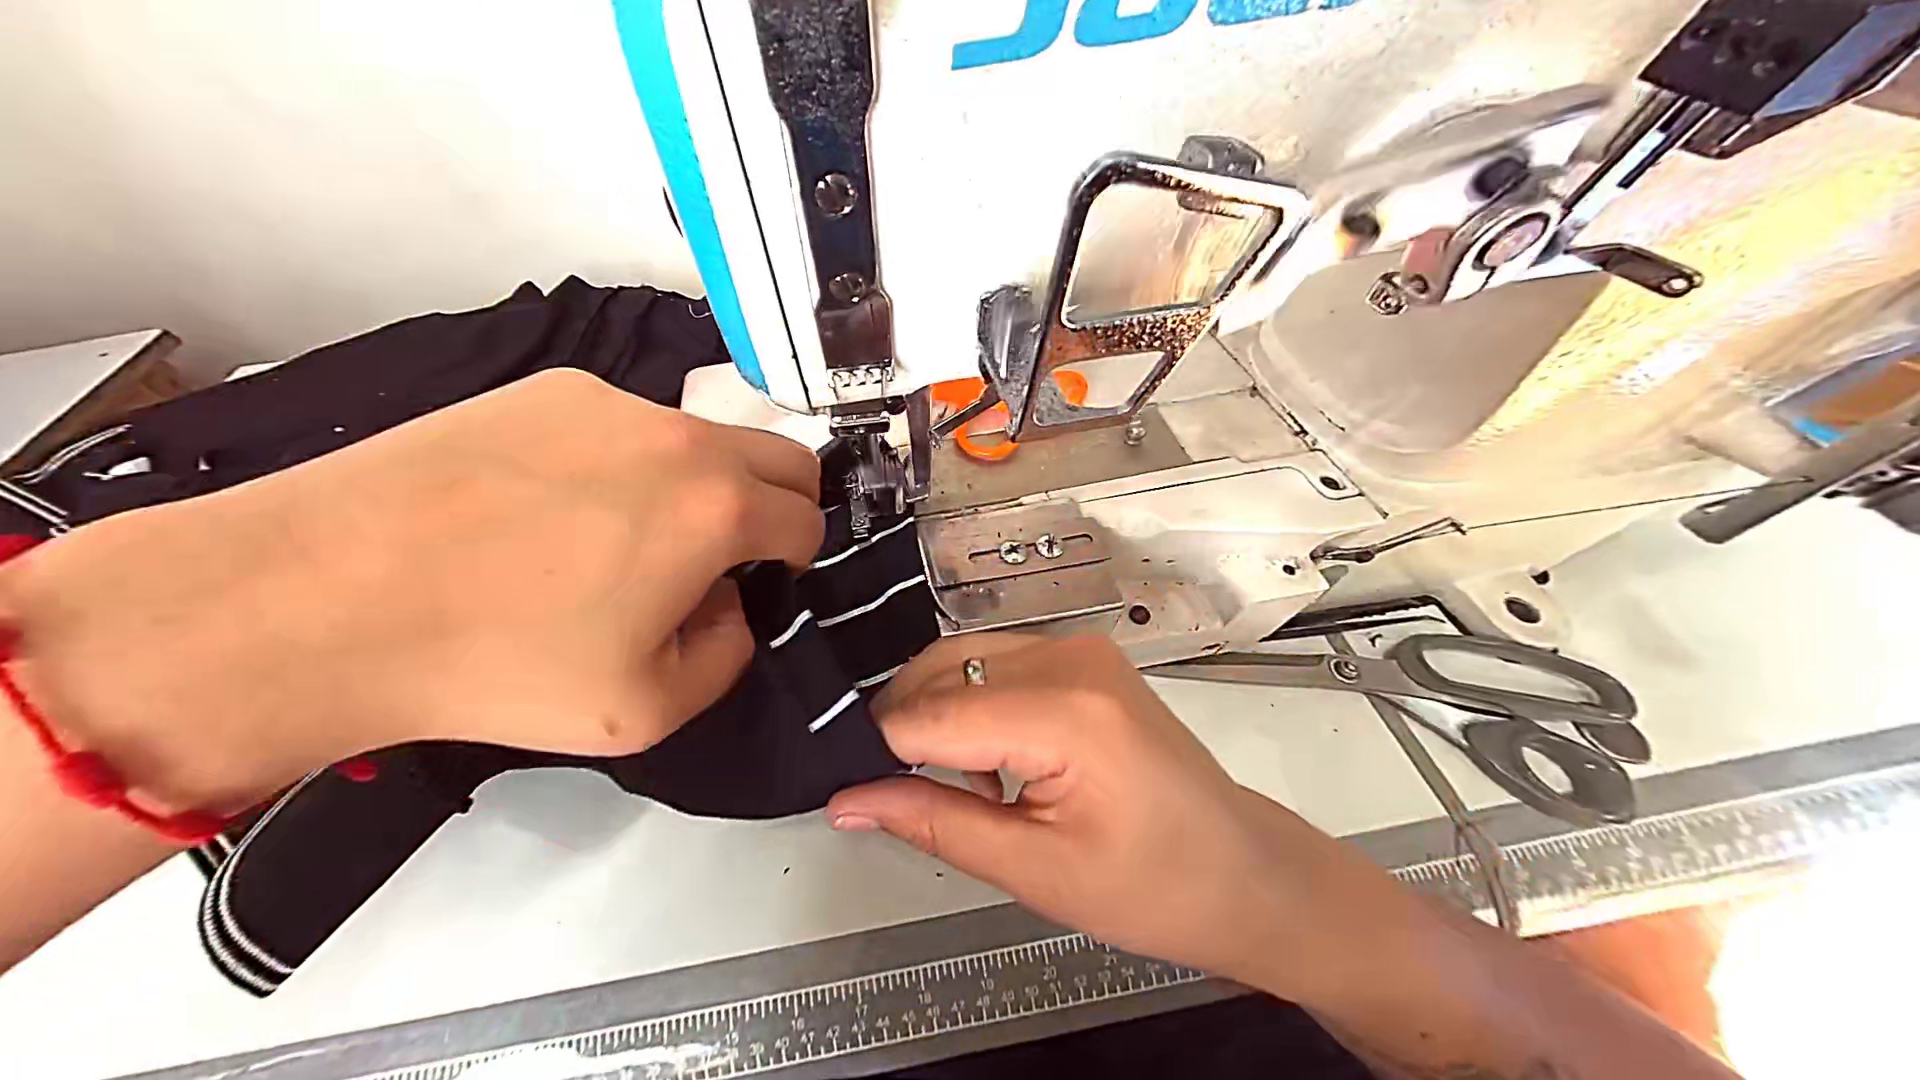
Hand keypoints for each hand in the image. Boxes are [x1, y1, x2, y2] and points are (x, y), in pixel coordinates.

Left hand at [0, 369, 823, 812]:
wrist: (317, 600)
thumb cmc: (500, 665)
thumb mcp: (649, 709)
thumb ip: (728, 656)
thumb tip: (727, 605)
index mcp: (718, 509)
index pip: (808, 520)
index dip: (797, 559)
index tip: (760, 583)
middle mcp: (680, 437)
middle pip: (786, 456)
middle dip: (782, 505)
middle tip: (733, 552)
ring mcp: (612, 402)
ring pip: (708, 436)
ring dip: (707, 482)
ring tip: (634, 533)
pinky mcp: (548, 389)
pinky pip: (631, 423)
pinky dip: (635, 461)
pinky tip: (566, 505)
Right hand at [825, 633, 1407, 994]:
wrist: (1243, 869)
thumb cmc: (1154, 887)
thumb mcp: (1034, 870)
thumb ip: (933, 821)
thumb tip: (848, 800)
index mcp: (1066, 712)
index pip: (935, 713)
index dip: (880, 748)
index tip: (845, 783)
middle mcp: (1071, 658)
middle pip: (943, 669)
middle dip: (903, 725)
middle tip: (888, 789)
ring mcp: (1080, 648)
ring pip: (964, 657)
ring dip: (936, 712)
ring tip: (951, 780)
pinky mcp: (1083, 656)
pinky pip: (997, 661)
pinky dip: (971, 701)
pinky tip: (990, 757)